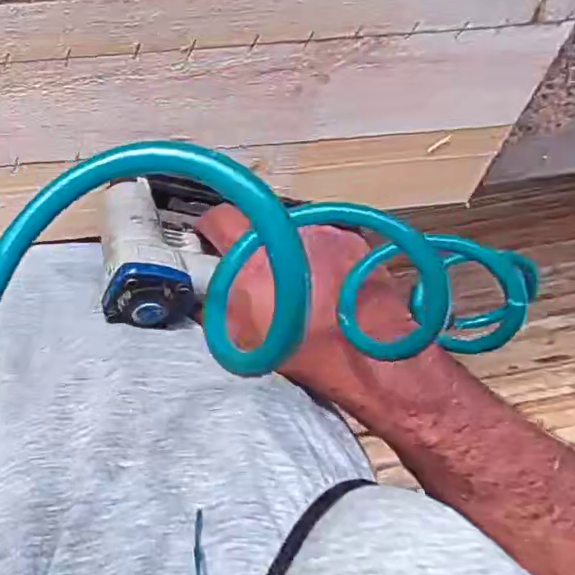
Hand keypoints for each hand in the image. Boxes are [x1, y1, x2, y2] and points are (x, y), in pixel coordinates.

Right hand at [195, 204, 443, 407]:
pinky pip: (321, 240)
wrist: (370, 358)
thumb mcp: (236, 332)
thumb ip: (215, 300)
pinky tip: (318, 285)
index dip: (207, 228)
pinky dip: (313, 257)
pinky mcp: (354, 242)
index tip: (205, 239)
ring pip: (288, 232)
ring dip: (282, 251)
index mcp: (255, 253)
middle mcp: (291, 234)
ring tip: (288, 285)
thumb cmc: (304, 349)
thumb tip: (204, 288)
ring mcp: (326, 234)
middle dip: (247, 245)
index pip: (219, 217)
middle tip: (246, 272)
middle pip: (256, 224)